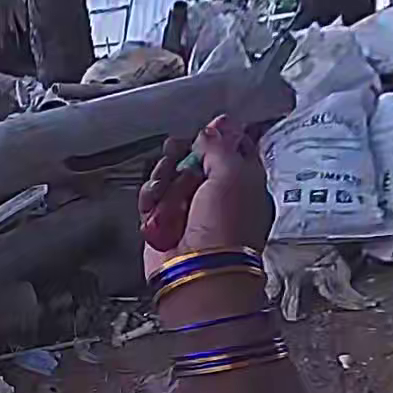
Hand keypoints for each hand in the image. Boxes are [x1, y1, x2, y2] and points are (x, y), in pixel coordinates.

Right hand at [137, 115, 271, 280]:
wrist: (196, 267)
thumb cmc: (224, 227)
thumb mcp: (231, 175)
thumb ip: (221, 147)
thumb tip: (216, 125)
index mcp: (243, 181)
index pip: (232, 149)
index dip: (219, 137)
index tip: (207, 129)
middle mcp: (215, 194)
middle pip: (194, 160)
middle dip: (182, 154)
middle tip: (175, 151)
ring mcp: (187, 209)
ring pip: (168, 177)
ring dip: (162, 176)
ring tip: (163, 185)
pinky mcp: (162, 223)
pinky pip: (150, 200)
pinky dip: (149, 198)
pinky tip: (153, 200)